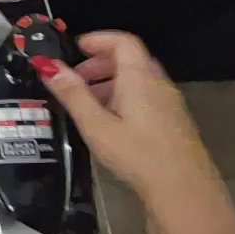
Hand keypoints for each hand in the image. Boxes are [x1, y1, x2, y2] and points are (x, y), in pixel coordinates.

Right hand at [32, 32, 234, 230]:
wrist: (186, 194)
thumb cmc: (138, 155)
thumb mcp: (95, 124)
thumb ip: (72, 93)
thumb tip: (47, 65)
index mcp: (140, 79)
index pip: (123, 42)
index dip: (98, 39)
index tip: (74, 48)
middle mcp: (159, 86)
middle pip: (129, 59)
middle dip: (98, 63)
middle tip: (74, 79)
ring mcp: (171, 105)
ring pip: (137, 79)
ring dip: (109, 81)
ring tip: (87, 103)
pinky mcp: (175, 123)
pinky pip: (146, 96)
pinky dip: (123, 96)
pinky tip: (110, 122)